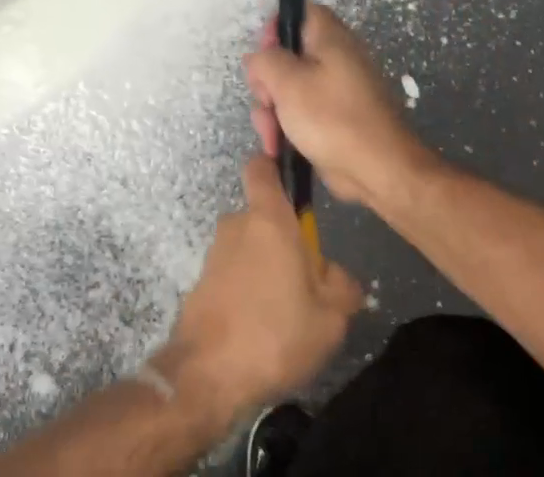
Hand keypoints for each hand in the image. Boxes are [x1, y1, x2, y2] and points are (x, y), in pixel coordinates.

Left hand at [158, 157, 363, 418]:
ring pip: (250, 249)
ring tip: (287, 315)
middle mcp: (236, 226)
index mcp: (268, 220)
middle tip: (308, 284)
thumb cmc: (276, 334)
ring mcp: (214, 254)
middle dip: (285, 242)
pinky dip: (249, 291)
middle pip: (265, 217)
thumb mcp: (332, 316)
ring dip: (267, 270)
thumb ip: (342, 284)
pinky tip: (263, 328)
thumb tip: (333, 273)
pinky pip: (235, 275)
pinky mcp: (202, 282)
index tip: (292, 183)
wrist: (208, 375)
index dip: (274, 167)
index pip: (261, 168)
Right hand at [243, 2, 433, 206]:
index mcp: (330, 38)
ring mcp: (335, 90)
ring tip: (272, 134)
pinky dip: (287, 126)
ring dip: (272, 109)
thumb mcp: (288, 82)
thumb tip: (259, 58)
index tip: (262, 53)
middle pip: (287, 54)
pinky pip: (300, 112)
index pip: (300, 11)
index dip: (275, 27)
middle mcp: (335, 58)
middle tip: (266, 98)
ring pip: (288, 88)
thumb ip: (265, 60)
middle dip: (266, 80)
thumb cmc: (332, 118)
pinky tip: (279, 146)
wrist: (377, 169)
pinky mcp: (333, 118)